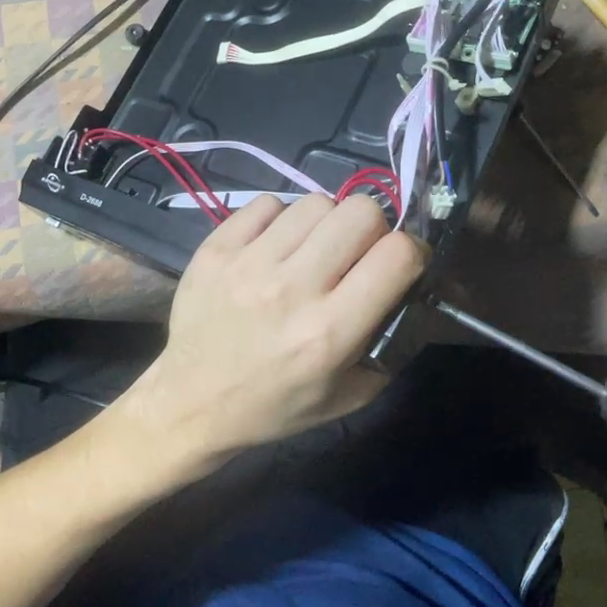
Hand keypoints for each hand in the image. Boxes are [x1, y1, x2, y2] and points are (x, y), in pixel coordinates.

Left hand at [112, 194, 425, 466]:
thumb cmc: (277, 405)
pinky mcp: (215, 249)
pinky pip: (267, 204)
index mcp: (329, 332)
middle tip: (355, 252)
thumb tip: (413, 287)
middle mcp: (290, 291)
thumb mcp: (349, 394)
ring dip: (324, 224)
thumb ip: (390, 343)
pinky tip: (273, 248)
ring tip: (310, 251)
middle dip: (371, 228)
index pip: (397, 254)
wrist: (193, 401)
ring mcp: (248, 265)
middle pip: (359, 211)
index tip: (400, 264)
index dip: (411, 252)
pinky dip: (279, 220)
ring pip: (314, 202)